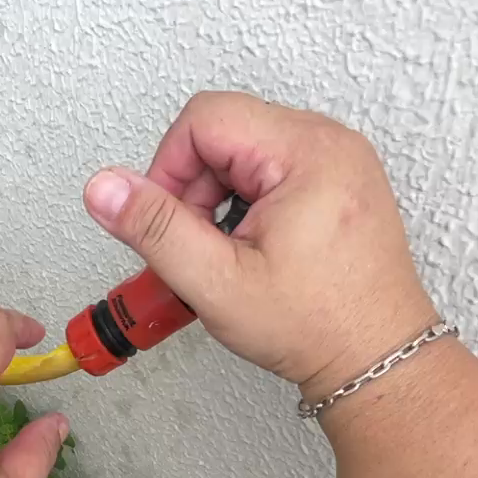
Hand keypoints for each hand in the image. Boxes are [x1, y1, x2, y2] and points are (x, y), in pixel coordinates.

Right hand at [83, 91, 440, 399]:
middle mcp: (329, 142)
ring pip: (244, 154)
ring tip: (228, 256)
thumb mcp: (216, 281)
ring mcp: (338, 161)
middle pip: (223, 133)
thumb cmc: (313, 325)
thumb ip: (154, 229)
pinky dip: (243, 209)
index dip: (166, 170)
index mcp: (305, 151)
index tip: (170, 227)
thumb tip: (104, 187)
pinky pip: (270, 173)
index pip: (203, 119)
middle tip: (199, 250)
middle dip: (192, 191)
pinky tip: (249, 252)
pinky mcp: (338, 183)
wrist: (373, 358)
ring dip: (215, 202)